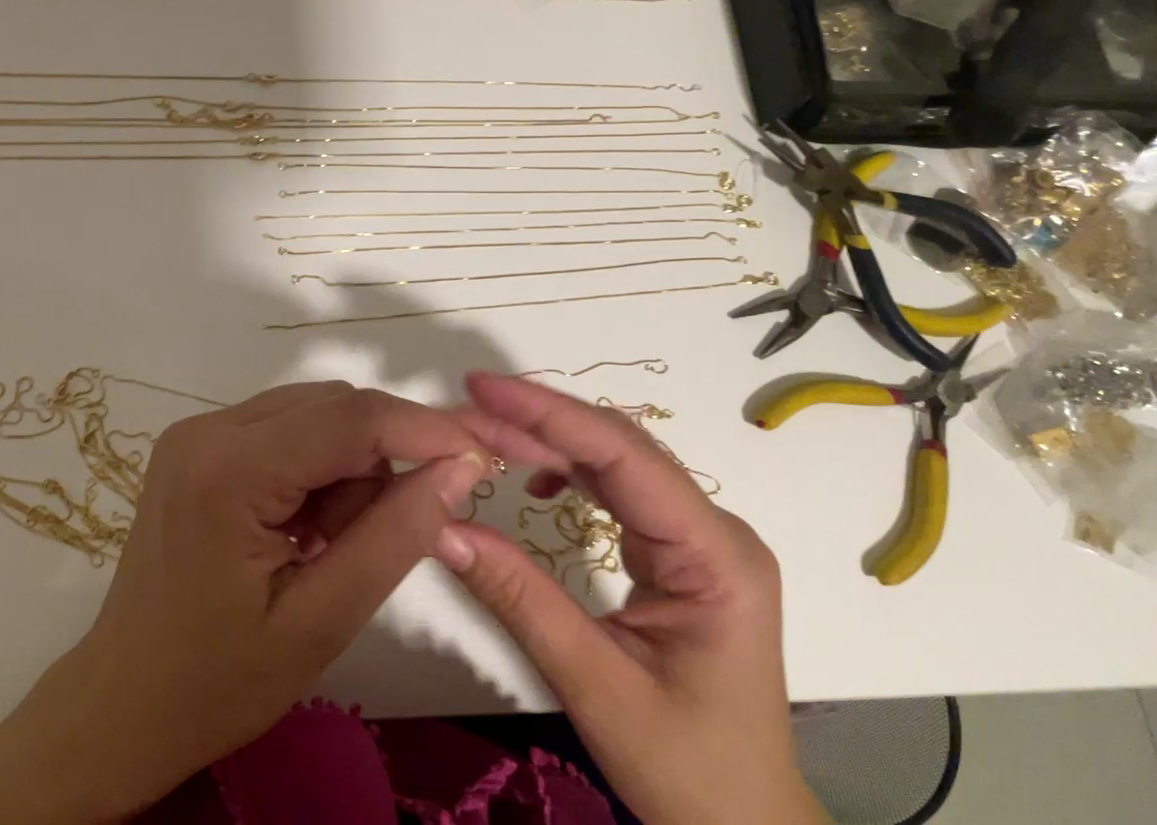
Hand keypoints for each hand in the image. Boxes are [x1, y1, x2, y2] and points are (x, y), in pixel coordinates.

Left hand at [0, 383, 493, 823]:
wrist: (124, 703)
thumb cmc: (216, 681)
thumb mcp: (321, 620)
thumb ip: (394, 537)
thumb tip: (459, 467)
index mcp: (227, 469)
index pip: (352, 418)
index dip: (426, 431)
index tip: (484, 462)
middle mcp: (206, 430)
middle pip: (333, 408)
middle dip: (379, 462)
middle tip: (375, 542)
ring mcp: (196, 436)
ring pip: (313, 417)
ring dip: (347, 470)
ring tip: (326, 550)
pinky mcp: (198, 451)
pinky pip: (284, 434)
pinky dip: (316, 473)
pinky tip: (303, 535)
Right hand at [441, 372, 827, 824]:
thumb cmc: (687, 768)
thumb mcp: (594, 684)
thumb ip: (519, 599)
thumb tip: (442, 525)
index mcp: (713, 555)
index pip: (623, 458)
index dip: (550, 414)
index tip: (483, 388)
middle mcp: (712, 533)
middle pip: (618, 453)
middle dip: (538, 425)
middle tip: (462, 410)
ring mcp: (697, 544)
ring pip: (616, 469)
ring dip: (548, 445)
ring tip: (482, 432)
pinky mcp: (677, 559)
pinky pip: (618, 497)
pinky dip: (569, 477)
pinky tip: (533, 480)